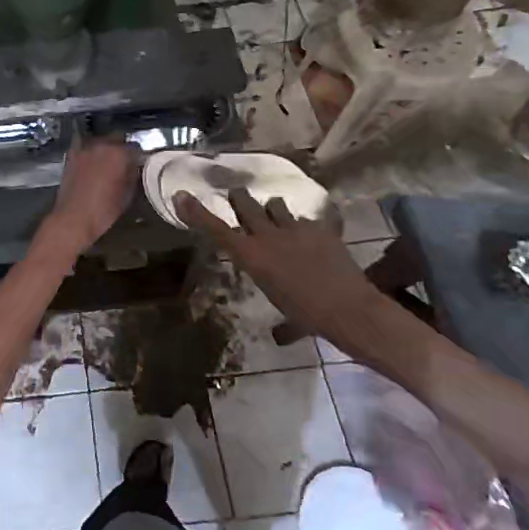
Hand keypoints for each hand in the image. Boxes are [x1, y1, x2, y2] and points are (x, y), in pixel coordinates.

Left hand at [43, 138, 136, 252]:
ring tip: (107, 161)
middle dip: (122, 148)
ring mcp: (84, 149)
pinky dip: (90, 151)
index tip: (139, 164)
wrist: (73, 218)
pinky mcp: (71, 156)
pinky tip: (91, 161)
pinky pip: (84, 146)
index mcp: (119, 154)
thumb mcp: (127, 195)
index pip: (136, 147)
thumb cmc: (104, 210)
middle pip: (117, 138)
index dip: (138, 156)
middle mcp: (102, 145)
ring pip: (100, 141)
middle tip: (124, 162)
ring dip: (106, 148)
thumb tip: (134, 167)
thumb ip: (133, 175)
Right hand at [175, 189, 379, 336]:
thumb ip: (278, 306)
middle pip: (247, 205)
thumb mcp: (281, 307)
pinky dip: (307, 226)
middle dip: (240, 198)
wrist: (346, 307)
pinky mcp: (320, 227)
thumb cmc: (307, 316)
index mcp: (252, 258)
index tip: (182, 196)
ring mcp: (296, 228)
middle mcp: (269, 237)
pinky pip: (308, 219)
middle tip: (237, 193)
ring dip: (273, 209)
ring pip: (276, 205)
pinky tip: (315, 238)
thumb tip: (281, 336)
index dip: (198, 213)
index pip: (218, 231)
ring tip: (276, 214)